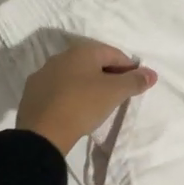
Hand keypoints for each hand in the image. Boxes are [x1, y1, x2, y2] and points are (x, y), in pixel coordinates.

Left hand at [16, 38, 156, 154]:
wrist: (42, 133)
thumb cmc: (82, 105)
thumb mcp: (114, 93)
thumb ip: (134, 81)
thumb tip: (151, 73)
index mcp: (82, 51)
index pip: (114, 54)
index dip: (129, 67)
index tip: (137, 83)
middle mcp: (61, 57)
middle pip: (93, 62)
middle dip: (108, 75)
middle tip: (119, 94)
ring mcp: (43, 74)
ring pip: (74, 75)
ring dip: (87, 84)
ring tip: (97, 103)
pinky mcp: (32, 93)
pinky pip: (58, 89)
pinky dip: (70, 95)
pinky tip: (74, 110)